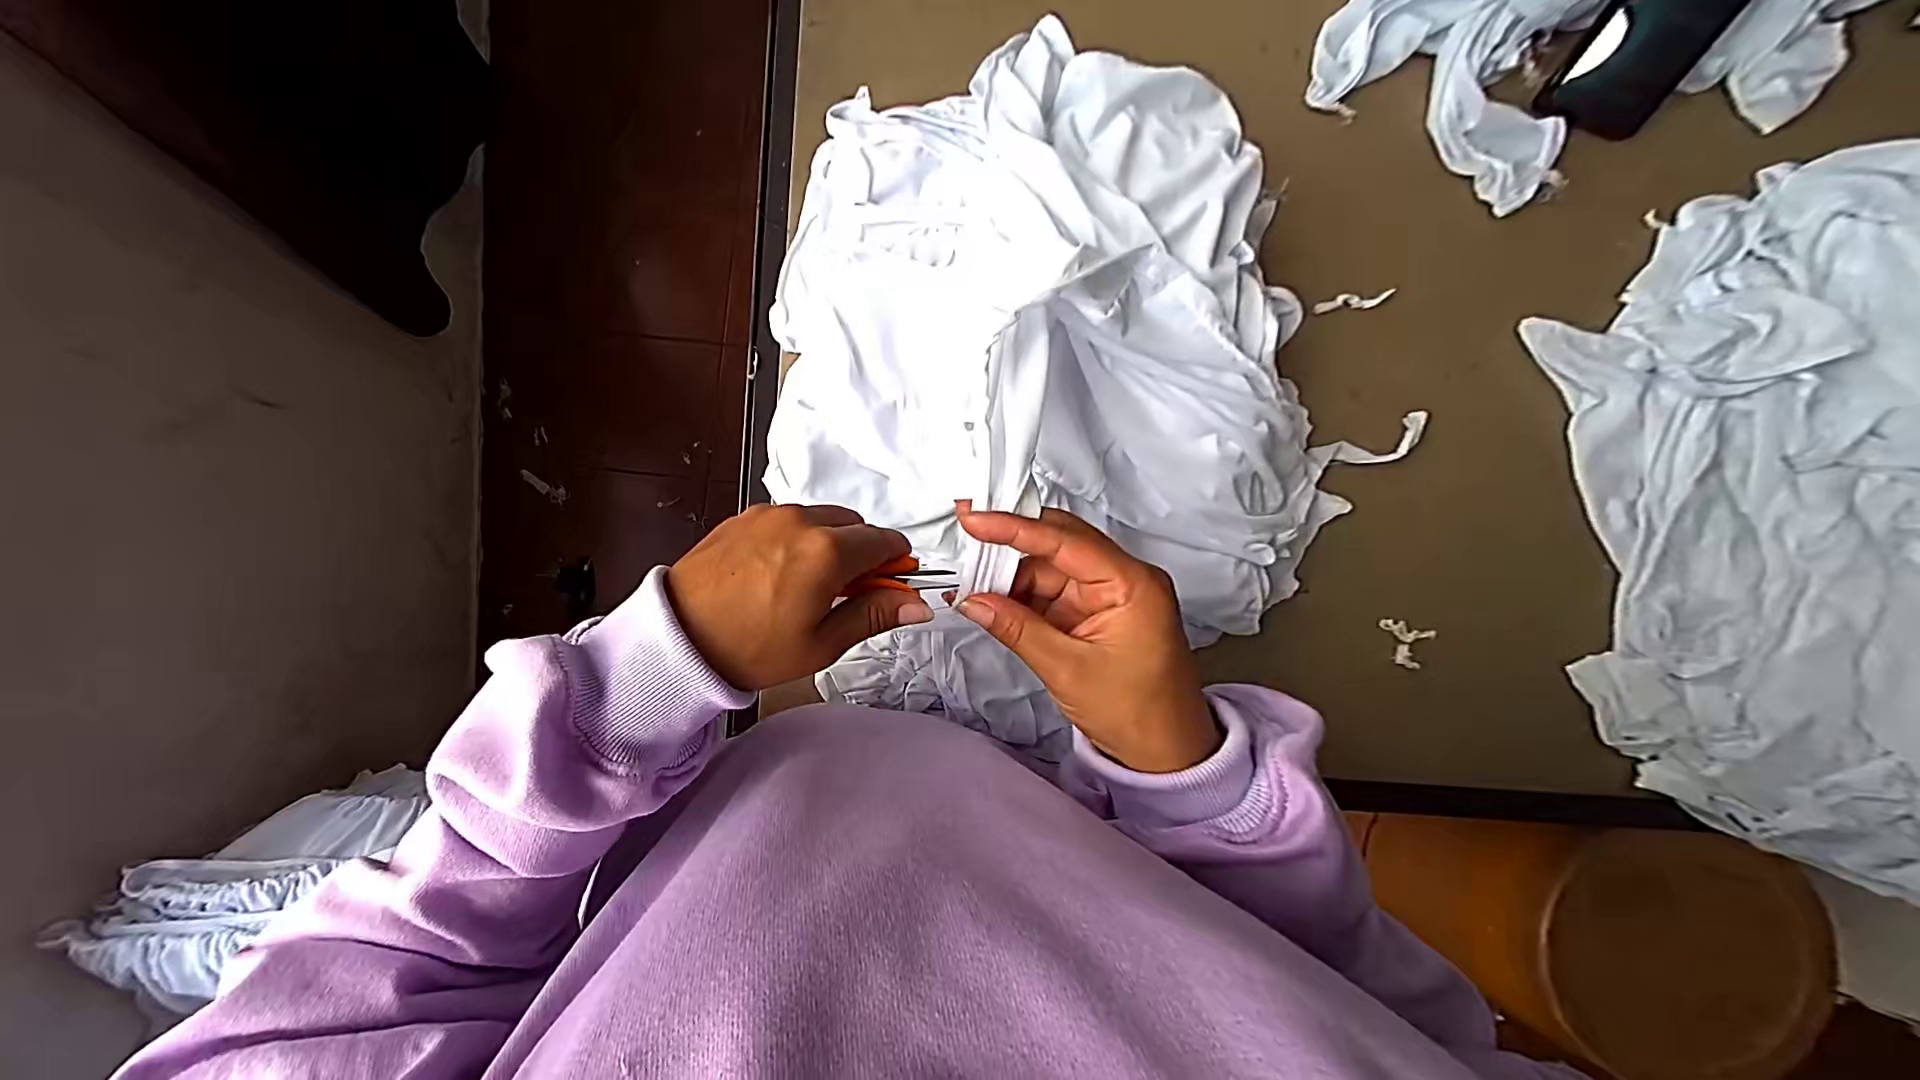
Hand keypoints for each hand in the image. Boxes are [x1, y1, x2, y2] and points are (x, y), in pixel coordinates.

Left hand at [665, 504, 932, 689]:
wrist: (675, 640)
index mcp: (827, 551)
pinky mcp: (746, 517)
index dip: (896, 565)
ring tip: (811, 586)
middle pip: (856, 526)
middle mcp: (800, 522)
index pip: (886, 542)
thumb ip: (875, 614)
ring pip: (823, 519)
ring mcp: (770, 515)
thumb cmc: (745, 647)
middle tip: (849, 593)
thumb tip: (915, 604)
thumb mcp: (822, 642)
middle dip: (862, 554)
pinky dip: (799, 539)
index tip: (892, 584)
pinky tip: (783, 573)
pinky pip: (790, 520)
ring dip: (831, 544)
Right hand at [954, 504, 1220, 772]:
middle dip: (1009, 544)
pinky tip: (992, 598)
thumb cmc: (1139, 714)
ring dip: (1010, 574)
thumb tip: (973, 600)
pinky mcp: (1094, 610)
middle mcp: (1123, 579)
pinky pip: (1051, 590)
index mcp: (1132, 584)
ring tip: (970, 581)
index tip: (975, 520)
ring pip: (1049, 567)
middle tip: (966, 536)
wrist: (1166, 752)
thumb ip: (1017, 629)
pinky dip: (1021, 595)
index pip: (1065, 541)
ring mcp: (1107, 594)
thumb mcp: (1068, 670)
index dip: (1014, 527)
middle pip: (1058, 544)